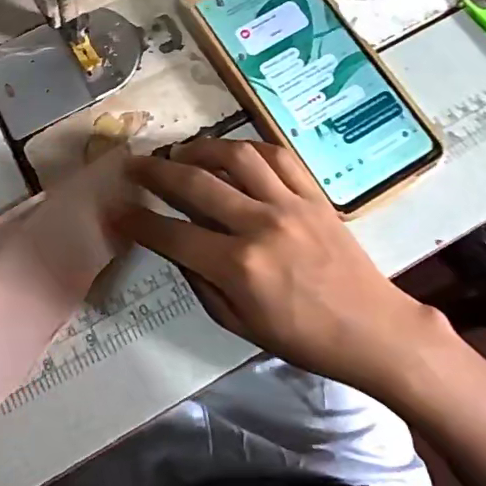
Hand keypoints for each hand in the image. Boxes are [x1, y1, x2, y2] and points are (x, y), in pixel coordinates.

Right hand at [111, 139, 449, 394]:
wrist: (369, 326)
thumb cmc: (302, 337)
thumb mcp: (239, 324)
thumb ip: (202, 282)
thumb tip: (176, 246)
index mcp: (238, 267)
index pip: (172, 234)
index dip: (137, 219)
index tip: (116, 207)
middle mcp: (260, 225)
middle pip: (196, 184)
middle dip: (157, 171)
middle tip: (136, 165)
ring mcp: (290, 204)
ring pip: (237, 157)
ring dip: (202, 147)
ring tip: (183, 151)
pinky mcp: (314, 195)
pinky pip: (279, 156)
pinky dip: (251, 148)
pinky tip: (234, 152)